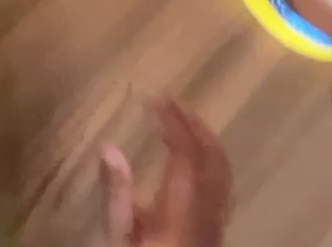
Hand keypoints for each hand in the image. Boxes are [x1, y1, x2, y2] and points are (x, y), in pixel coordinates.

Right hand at [97, 101, 232, 246]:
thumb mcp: (117, 237)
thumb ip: (115, 193)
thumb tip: (109, 145)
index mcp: (182, 210)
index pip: (187, 155)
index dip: (175, 122)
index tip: (156, 98)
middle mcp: (207, 214)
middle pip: (215, 162)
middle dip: (197, 127)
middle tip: (173, 103)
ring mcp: (215, 226)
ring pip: (222, 175)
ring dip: (206, 144)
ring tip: (182, 124)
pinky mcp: (213, 234)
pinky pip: (219, 187)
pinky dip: (206, 162)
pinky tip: (186, 164)